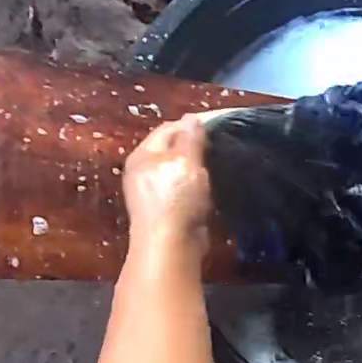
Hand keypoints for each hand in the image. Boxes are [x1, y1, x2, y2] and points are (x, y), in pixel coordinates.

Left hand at [124, 116, 212, 254]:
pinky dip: (195, 190)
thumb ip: (191, 138)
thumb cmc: (177, 198)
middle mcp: (143, 172)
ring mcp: (152, 193)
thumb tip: (192, 117)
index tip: (216, 127)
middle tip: (218, 150)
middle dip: (194, 148)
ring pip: (178, 172)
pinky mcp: (165, 211)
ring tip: (216, 170)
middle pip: (171, 150)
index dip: (191, 126)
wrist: (170, 244)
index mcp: (143, 155)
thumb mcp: (187, 161)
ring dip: (196, 171)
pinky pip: (182, 192)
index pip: (168, 129)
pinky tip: (208, 193)